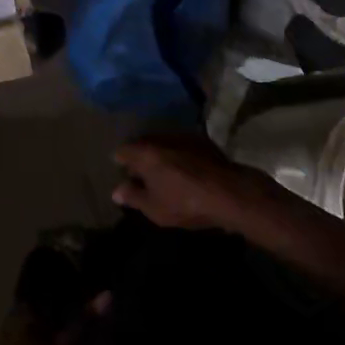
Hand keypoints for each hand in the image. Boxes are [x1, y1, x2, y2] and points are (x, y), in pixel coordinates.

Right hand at [112, 133, 278, 230]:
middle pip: (144, 143)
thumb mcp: (154, 208)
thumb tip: (117, 190)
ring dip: (160, 153)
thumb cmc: (184, 203)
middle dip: (140, 155)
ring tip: (162, 172)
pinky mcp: (203, 141)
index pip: (124, 149)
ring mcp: (184, 136)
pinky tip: (183, 169)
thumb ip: (133, 196)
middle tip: (140, 173)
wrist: (228, 192)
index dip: (121, 160)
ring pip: (163, 142)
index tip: (122, 172)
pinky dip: (177, 153)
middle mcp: (163, 138)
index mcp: (146, 153)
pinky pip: (181, 144)